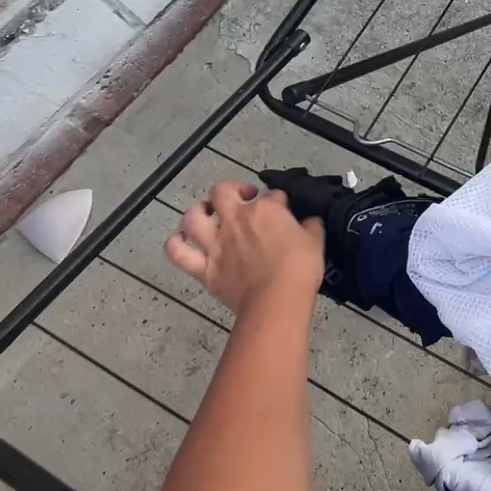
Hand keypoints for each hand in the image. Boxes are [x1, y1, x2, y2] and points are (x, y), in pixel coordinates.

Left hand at [166, 181, 324, 315]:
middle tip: (245, 198)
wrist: (276, 301)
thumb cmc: (299, 268)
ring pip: (193, 217)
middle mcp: (236, 219)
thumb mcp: (316, 239)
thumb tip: (308, 220)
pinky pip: (178, 253)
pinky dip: (175, 243)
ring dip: (198, 210)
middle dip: (233, 188)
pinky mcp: (204, 267)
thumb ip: (310, 224)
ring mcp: (216, 243)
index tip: (286, 212)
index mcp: (266, 209)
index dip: (280, 201)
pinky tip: (182, 239)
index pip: (273, 194)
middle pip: (223, 191)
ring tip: (208, 213)